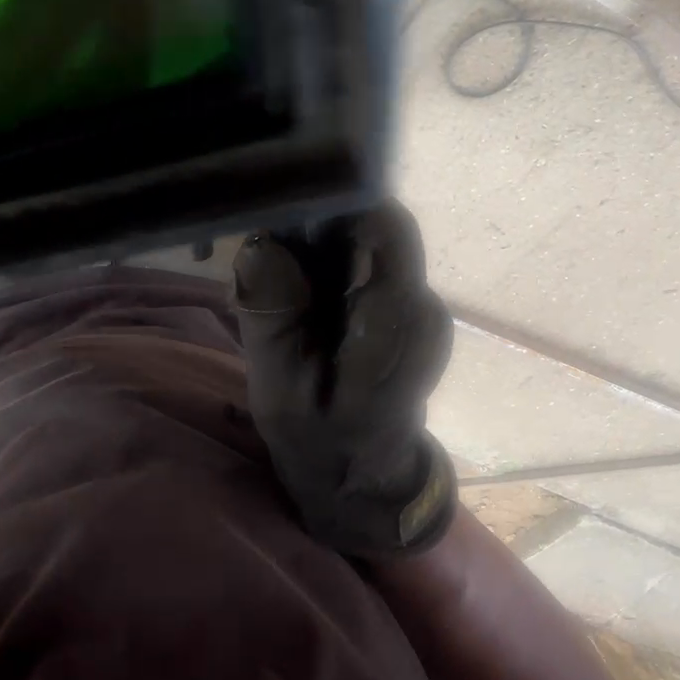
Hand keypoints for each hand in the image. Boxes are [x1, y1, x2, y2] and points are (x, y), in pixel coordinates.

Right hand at [232, 201, 455, 555]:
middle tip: (259, 251)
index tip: (277, 212)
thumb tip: (260, 241)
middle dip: (310, 226)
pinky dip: (321, 266)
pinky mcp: (401, 304)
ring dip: (311, 247)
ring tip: (270, 277)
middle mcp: (420, 300)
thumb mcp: (281, 389)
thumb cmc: (321, 439)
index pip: (383, 224)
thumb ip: (273, 316)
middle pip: (367, 225)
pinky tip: (294, 295)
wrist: (360, 475)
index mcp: (400, 319)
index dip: (331, 204)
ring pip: (360, 240)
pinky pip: (359, 261)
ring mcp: (415, 301)